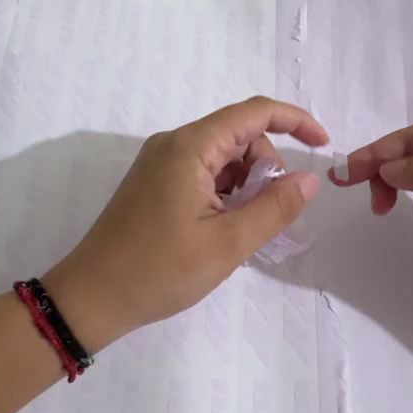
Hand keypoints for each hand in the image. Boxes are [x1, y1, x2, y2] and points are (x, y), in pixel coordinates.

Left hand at [42, 97, 327, 350]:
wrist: (88, 299)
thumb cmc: (158, 271)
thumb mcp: (227, 244)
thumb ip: (275, 208)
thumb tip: (309, 179)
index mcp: (190, 147)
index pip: (254, 113)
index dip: (295, 121)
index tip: (324, 146)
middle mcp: (174, 144)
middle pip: (240, 136)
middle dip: (267, 167)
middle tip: (269, 216)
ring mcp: (162, 163)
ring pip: (224, 157)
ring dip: (246, 185)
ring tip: (242, 230)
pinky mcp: (156, 183)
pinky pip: (205, 173)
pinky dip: (226, 194)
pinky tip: (224, 229)